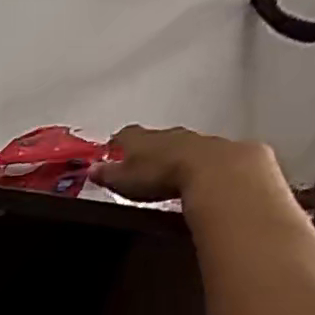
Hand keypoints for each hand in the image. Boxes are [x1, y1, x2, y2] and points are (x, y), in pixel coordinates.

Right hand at [93, 125, 278, 202]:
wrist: (216, 171)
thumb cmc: (160, 174)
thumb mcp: (121, 180)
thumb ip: (106, 174)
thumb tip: (91, 169)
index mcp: (141, 139)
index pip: (124, 135)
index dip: (116, 143)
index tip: (111, 151)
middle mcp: (169, 134)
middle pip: (154, 138)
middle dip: (146, 149)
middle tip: (139, 165)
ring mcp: (197, 140)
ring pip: (180, 145)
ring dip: (172, 156)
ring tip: (166, 175)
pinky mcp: (222, 151)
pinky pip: (203, 156)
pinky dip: (196, 165)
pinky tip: (193, 179)